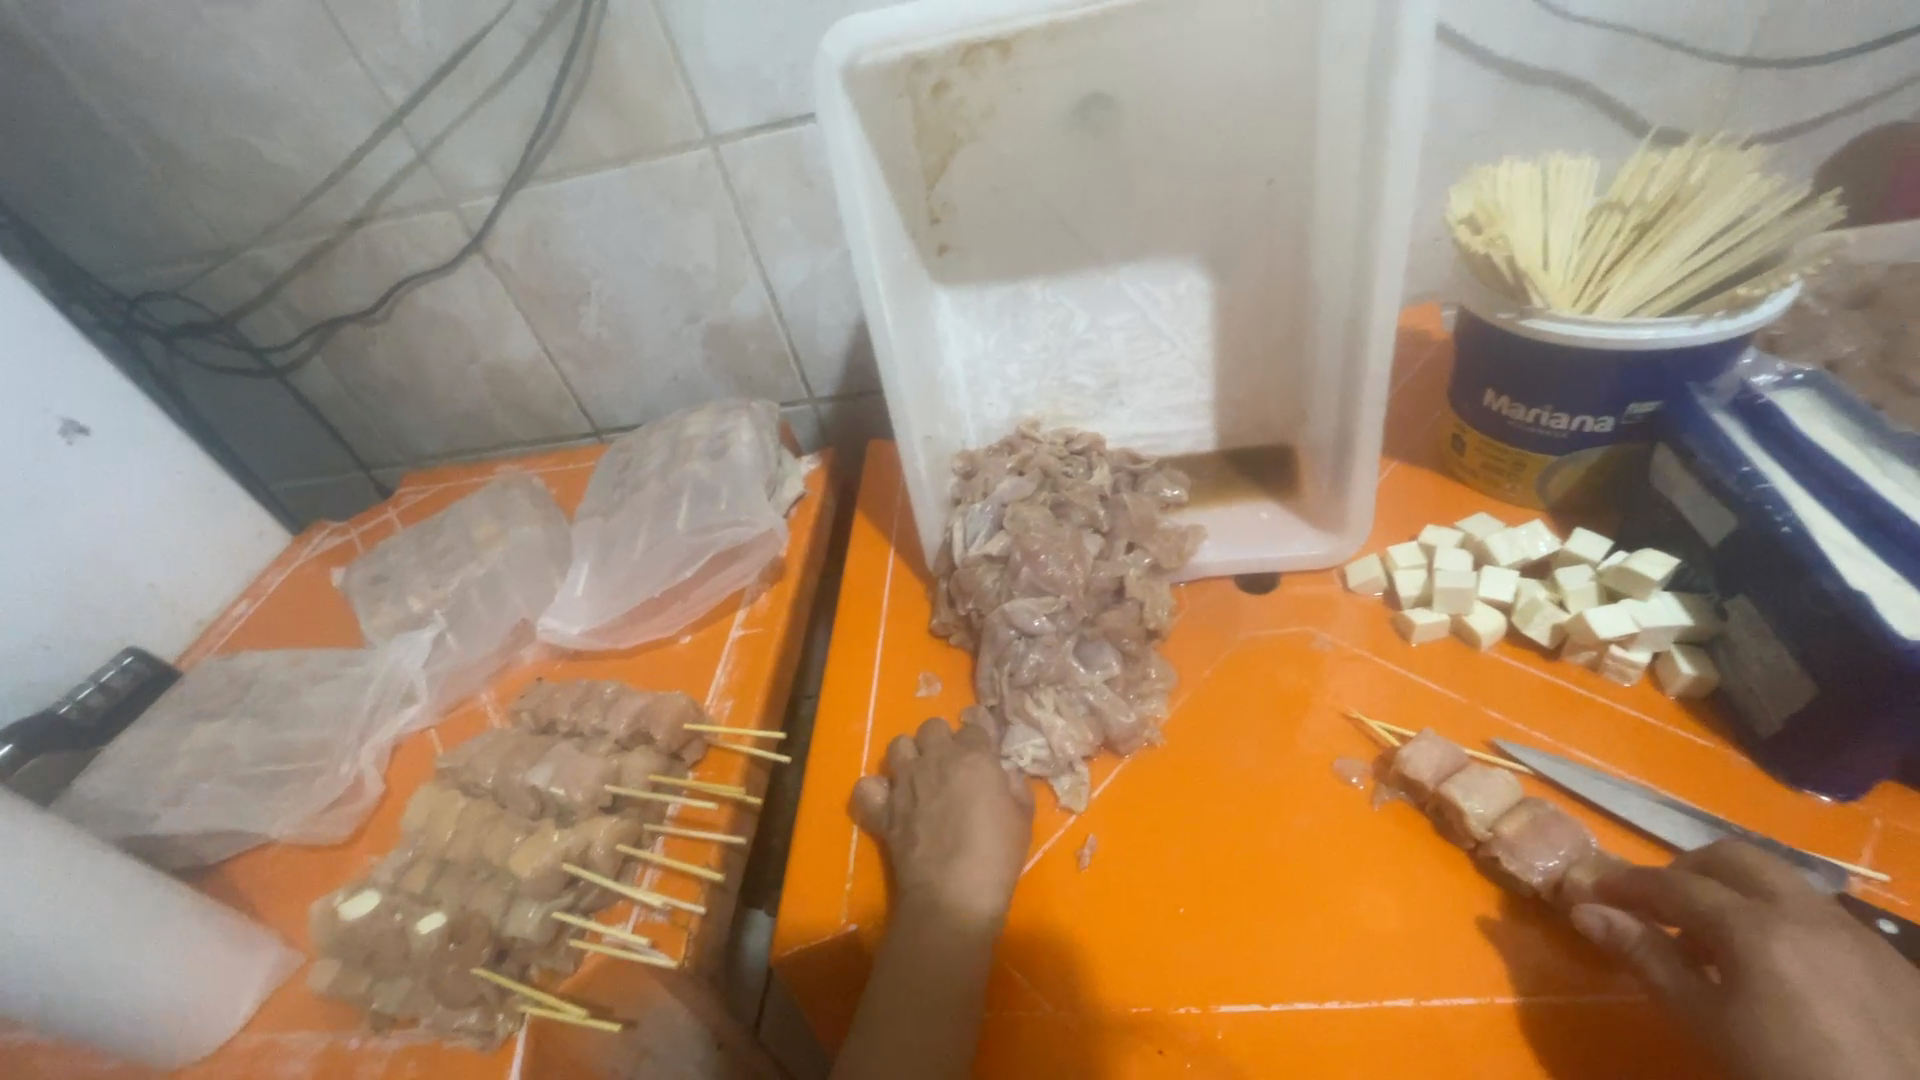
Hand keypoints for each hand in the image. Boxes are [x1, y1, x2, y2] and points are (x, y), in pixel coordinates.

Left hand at [850, 716, 1034, 924]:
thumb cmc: (997, 856)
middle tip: (951, 765)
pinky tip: (887, 801)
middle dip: (941, 740)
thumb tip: (1004, 774)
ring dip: (909, 756)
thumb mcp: (1023, 818)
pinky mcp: (883, 810)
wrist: (954, 896)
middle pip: (932, 727)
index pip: (974, 725)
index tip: (983, 750)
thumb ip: (1014, 786)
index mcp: (973, 757)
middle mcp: (935, 760)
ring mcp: (904, 783)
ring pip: (897, 745)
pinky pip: (867, 786)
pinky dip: (875, 791)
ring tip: (919, 777)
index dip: (978, 737)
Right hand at [1572, 840, 1919, 1079]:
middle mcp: (1808, 913)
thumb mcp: (1704, 1022)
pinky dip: (1783, 922)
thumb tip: (1584, 911)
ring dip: (1735, 894)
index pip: (1671, 883)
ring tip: (1719, 944)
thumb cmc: (1784, 1071)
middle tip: (1660, 908)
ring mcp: (1859, 936)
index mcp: (1755, 926)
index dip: (1625, 884)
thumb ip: (1646, 957)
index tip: (1594, 894)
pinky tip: (1780, 972)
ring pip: (1782, 883)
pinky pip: (1823, 918)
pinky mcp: (1894, 965)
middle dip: (1685, 872)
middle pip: (1732, 859)